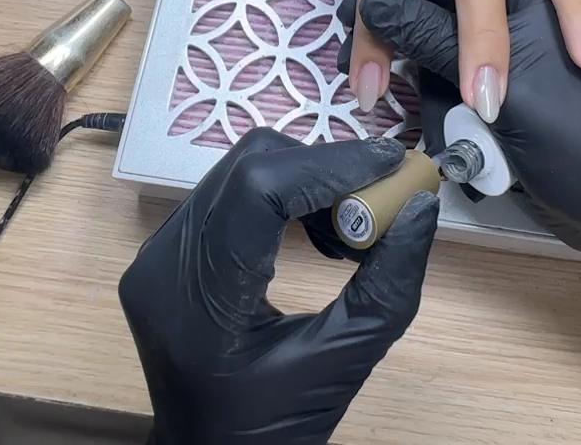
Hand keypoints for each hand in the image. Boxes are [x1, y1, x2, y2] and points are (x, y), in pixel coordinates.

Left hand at [119, 128, 438, 443]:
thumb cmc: (272, 430)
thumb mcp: (343, 367)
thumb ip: (388, 287)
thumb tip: (422, 206)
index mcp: (199, 301)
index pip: (257, 190)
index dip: (328, 165)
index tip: (390, 163)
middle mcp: (164, 259)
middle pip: (248, 165)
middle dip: (324, 167)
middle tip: (380, 192)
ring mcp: (158, 248)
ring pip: (240, 167)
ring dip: (306, 177)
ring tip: (350, 221)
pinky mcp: (169, 245)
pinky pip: (232, 189)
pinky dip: (283, 192)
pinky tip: (315, 227)